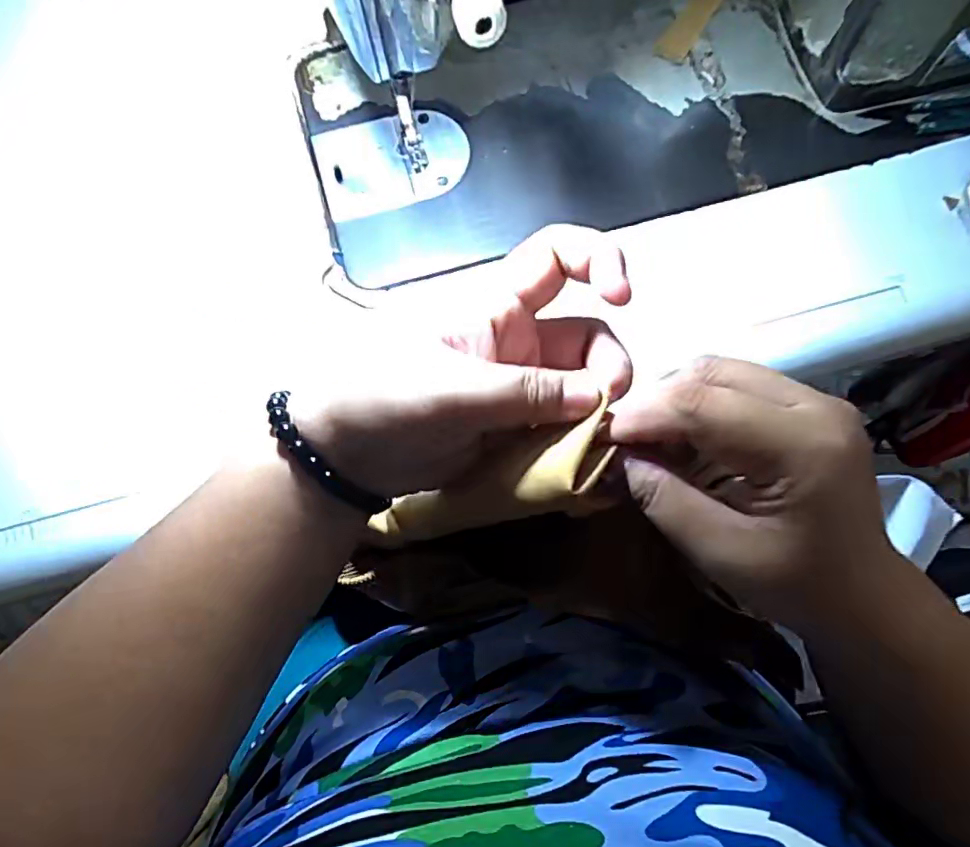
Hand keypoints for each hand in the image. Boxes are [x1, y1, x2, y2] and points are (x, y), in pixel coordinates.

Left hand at [290, 225, 633, 497]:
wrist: (346, 456)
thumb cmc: (383, 397)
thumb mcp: (453, 390)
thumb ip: (525, 393)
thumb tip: (596, 398)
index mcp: (498, 308)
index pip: (556, 257)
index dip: (599, 261)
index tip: (623, 296)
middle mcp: (518, 344)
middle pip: (587, 339)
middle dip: (606, 367)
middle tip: (604, 408)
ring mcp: (519, 391)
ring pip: (580, 391)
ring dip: (595, 414)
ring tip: (596, 444)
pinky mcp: (514, 432)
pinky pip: (560, 431)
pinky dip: (578, 445)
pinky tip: (585, 465)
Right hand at [608, 357, 894, 627]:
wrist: (861, 594)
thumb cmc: (796, 585)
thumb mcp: (721, 553)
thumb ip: (668, 501)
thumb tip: (623, 458)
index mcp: (803, 444)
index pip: (705, 404)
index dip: (647, 414)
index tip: (606, 435)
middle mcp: (817, 406)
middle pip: (716, 374)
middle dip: (660, 401)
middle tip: (625, 439)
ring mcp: (819, 402)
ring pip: (727, 374)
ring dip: (680, 401)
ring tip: (651, 439)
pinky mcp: (812, 409)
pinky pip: (743, 389)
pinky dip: (704, 407)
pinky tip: (686, 439)